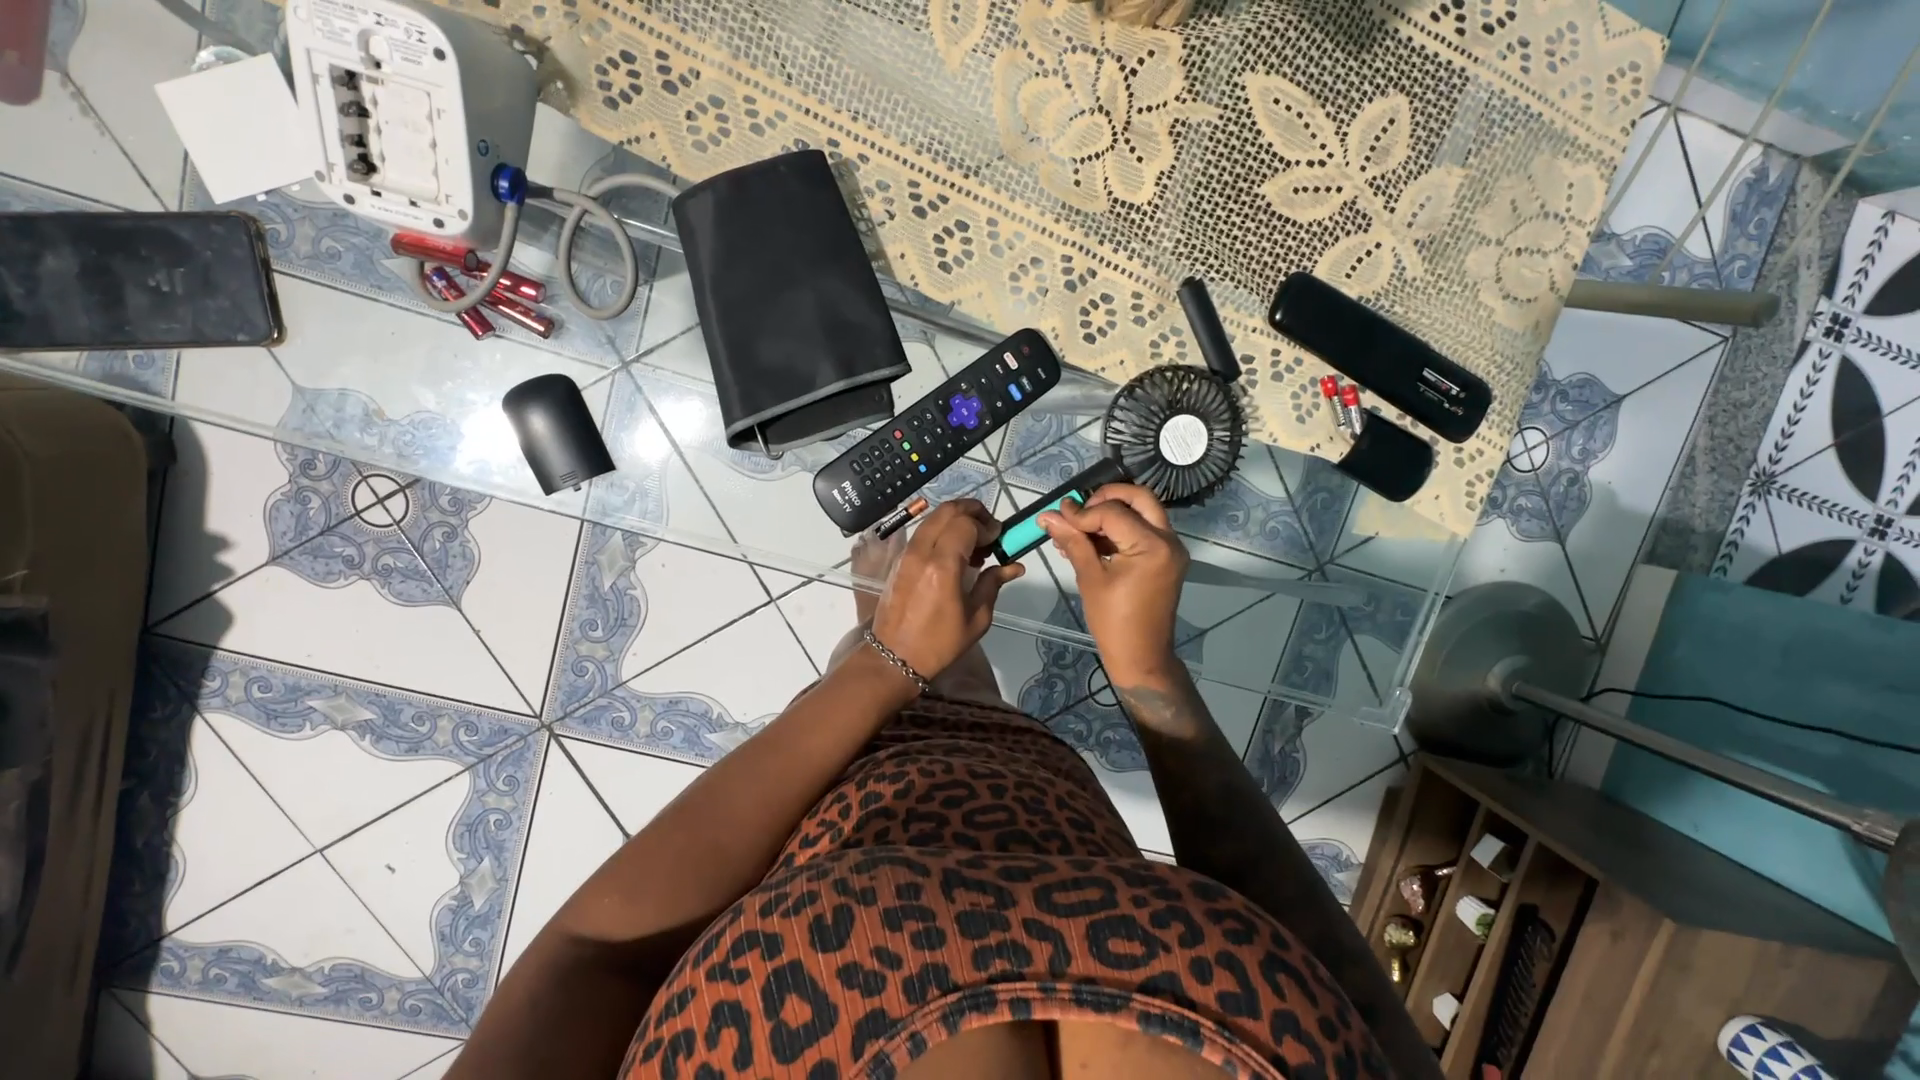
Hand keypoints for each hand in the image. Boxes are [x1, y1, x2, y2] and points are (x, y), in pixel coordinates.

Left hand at [869, 499, 1024, 680]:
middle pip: (946, 510)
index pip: (966, 524)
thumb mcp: (976, 618)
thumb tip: (1014, 566)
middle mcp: (921, 552)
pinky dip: (941, 532)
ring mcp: (906, 555)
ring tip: (973, 544)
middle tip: (988, 529)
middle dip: (972, 511)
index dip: (986, 525)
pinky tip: (954, 554)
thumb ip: (993, 584)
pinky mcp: (898, 561)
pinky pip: (922, 533)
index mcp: (943, 566)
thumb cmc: (939, 643)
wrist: (894, 658)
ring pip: (932, 518)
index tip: (998, 539)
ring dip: (955, 521)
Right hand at [1039, 483, 1189, 683]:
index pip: (1112, 512)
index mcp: (1152, 546)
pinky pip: (1143, 531)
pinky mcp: (1166, 559)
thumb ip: (1073, 541)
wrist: (1141, 657)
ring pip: (1142, 512)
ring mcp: (1171, 549)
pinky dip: (1119, 530)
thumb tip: (1049, 515)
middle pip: (1139, 498)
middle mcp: (1168, 540)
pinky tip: (1089, 542)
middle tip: (1079, 510)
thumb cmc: (1113, 622)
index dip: (1081, 512)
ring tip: (1076, 530)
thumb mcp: (1090, 578)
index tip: (1056, 516)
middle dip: (1106, 498)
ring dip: (1111, 514)